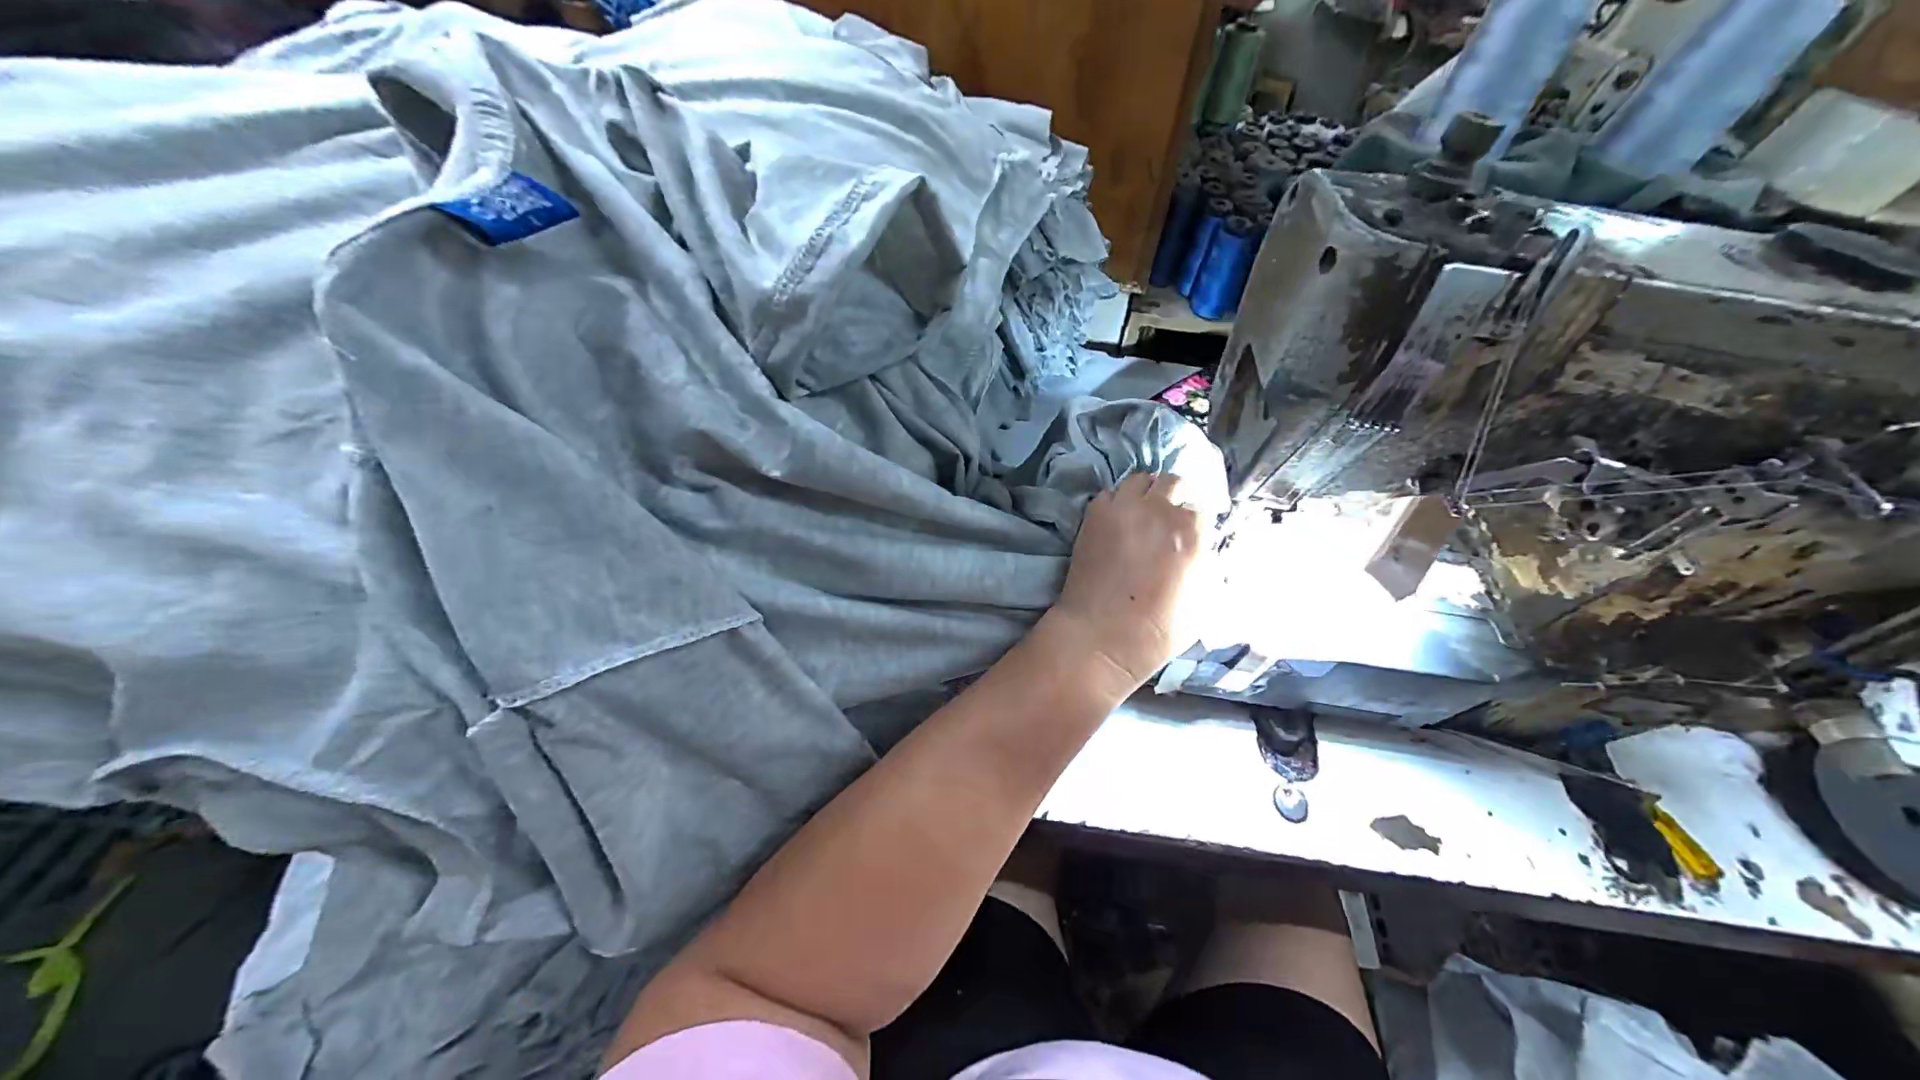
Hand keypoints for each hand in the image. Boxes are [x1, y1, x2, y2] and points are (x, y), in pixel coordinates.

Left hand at [1044, 471, 1207, 690]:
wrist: (1099, 638)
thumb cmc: (1157, 632)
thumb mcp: (1205, 607)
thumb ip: (1212, 572)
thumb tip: (1211, 557)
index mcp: (1192, 534)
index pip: (1202, 508)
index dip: (1197, 521)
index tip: (1191, 533)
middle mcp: (1158, 511)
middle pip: (1173, 483)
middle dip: (1174, 496)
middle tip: (1168, 517)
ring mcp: (1122, 509)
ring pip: (1140, 479)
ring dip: (1146, 491)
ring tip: (1143, 511)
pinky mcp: (1092, 517)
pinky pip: (1109, 493)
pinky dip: (1117, 501)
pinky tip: (1118, 519)